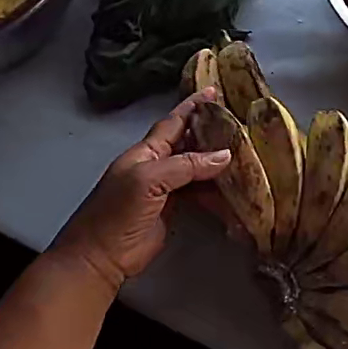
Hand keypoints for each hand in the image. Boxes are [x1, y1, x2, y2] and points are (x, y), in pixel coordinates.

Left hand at [48, 89, 231, 291]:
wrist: (100, 257)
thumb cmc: (118, 213)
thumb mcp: (150, 181)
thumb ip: (187, 165)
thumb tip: (225, 155)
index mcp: (147, 152)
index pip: (174, 123)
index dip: (192, 107)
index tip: (212, 91)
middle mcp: (158, 165)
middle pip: (190, 143)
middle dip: (212, 132)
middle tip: (241, 123)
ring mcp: (166, 188)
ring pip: (198, 168)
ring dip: (219, 163)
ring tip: (247, 154)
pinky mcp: (174, 209)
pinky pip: (201, 192)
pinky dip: (217, 190)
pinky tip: (235, 189)